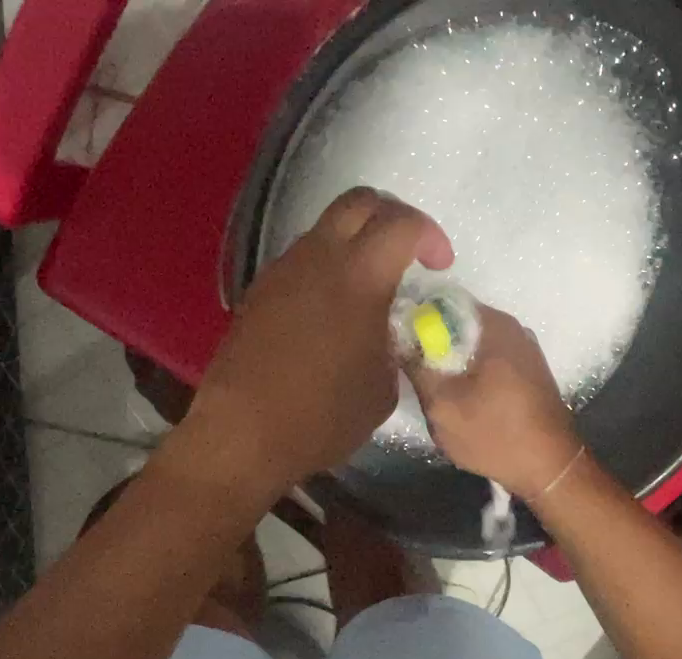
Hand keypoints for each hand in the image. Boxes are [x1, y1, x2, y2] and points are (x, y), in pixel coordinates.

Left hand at [180, 188, 453, 498]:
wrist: (242, 434)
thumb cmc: (321, 417)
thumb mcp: (381, 390)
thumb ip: (393, 348)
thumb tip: (386, 335)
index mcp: (359, 275)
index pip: (402, 223)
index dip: (429, 236)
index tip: (439, 265)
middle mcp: (318, 257)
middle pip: (360, 202)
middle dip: (391, 218)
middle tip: (406, 254)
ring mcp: (281, 272)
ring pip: (324, 230)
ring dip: (353, 245)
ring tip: (367, 290)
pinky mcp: (258, 293)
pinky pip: (299, 263)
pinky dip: (323, 271)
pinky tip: (329, 314)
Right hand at [408, 306, 585, 500]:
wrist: (549, 468)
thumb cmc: (494, 434)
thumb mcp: (442, 405)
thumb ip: (417, 366)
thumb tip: (397, 337)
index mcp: (494, 326)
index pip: (442, 304)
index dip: (415, 321)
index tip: (398, 345)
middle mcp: (513, 328)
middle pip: (458, 324)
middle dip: (433, 344)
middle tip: (413, 372)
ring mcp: (525, 349)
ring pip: (473, 344)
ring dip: (451, 361)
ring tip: (434, 388)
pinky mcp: (528, 371)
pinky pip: (489, 359)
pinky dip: (470, 371)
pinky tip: (460, 397)